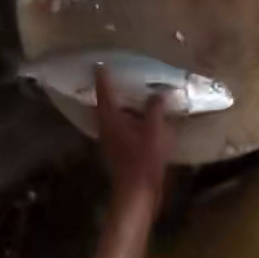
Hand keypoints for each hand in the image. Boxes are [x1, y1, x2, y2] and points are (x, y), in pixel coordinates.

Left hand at [94, 68, 173, 205]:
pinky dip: (127, 117)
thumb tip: (158, 94)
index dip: (103, 79)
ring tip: (129, 94)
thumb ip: (155, 109)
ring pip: (112, 117)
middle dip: (108, 92)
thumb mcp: (154, 130)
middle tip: (113, 77)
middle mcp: (107, 129)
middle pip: (104, 106)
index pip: (105, 94)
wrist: (138, 192)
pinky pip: (120, 126)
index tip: (100, 65)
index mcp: (112, 121)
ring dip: (119, 105)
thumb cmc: (144, 159)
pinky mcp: (119, 150)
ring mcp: (112, 141)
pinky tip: (139, 118)